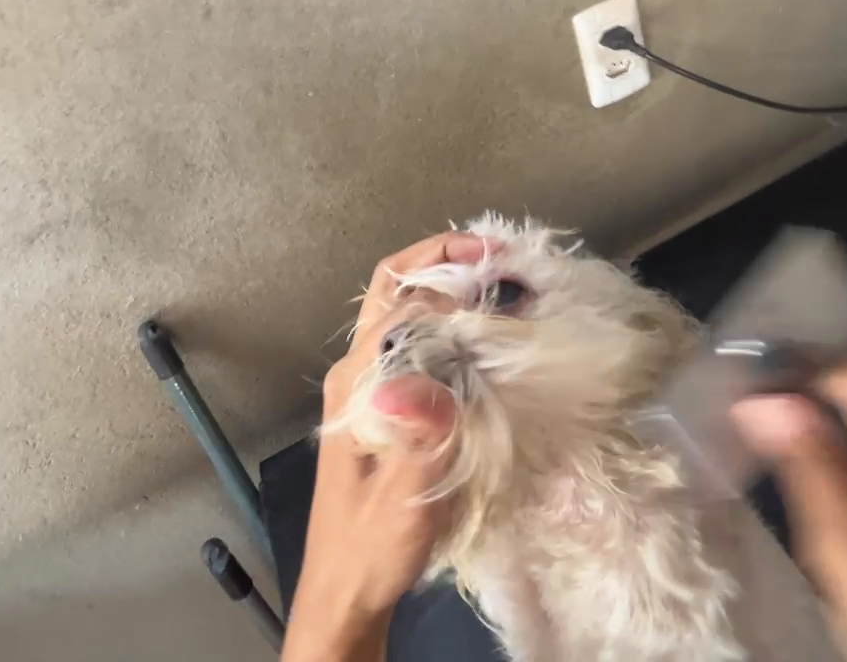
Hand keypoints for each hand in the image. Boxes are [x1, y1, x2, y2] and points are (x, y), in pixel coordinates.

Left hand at [283, 232, 488, 661]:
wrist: (346, 591)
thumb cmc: (371, 548)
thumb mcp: (401, 503)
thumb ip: (417, 442)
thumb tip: (428, 381)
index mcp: (357, 383)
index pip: (398, 305)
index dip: (447, 280)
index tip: (497, 276)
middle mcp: (358, 370)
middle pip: (393, 287)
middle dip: (443, 257)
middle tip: (498, 256)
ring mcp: (369, 381)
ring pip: (403, 307)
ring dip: (447, 283)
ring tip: (499, 282)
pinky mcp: (384, 399)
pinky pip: (414, 337)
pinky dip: (449, 316)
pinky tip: (483, 331)